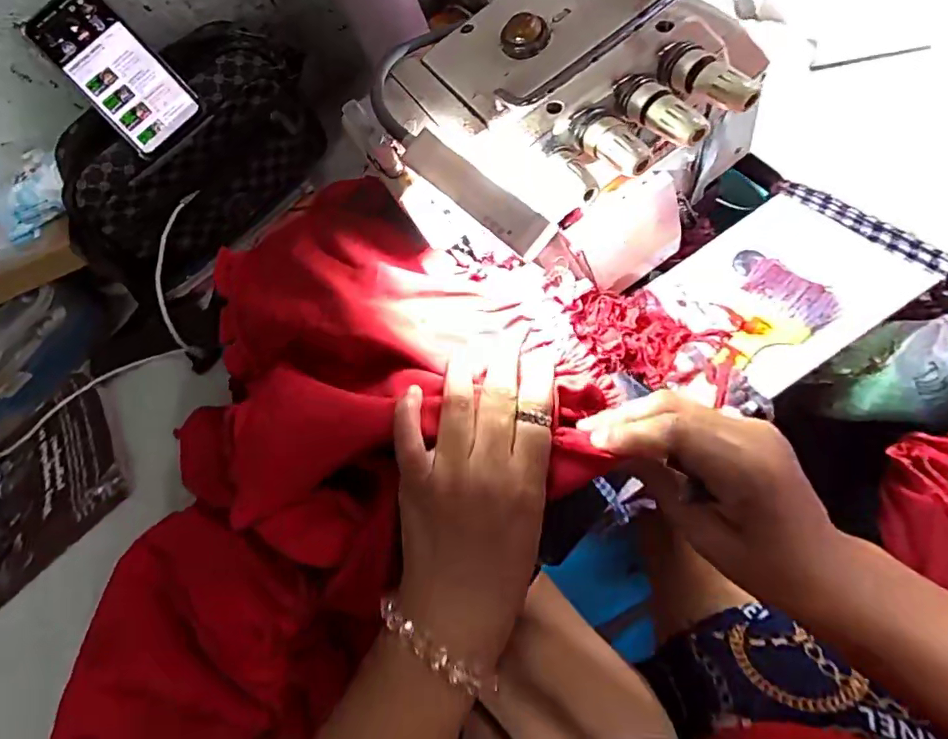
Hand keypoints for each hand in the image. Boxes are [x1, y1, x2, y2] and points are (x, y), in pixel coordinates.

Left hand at [392, 331, 553, 668]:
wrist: (454, 611)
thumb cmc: (506, 566)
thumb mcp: (535, 514)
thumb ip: (534, 464)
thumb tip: (533, 413)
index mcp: (524, 482)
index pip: (535, 412)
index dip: (538, 374)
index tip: (539, 352)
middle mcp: (487, 470)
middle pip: (499, 397)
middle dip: (506, 358)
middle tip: (508, 337)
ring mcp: (446, 472)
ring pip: (457, 404)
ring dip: (465, 369)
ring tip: (471, 349)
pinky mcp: (412, 481)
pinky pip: (408, 435)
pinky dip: (408, 408)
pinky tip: (414, 388)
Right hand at [578, 390, 845, 603]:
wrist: (824, 568)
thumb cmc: (764, 569)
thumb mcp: (703, 535)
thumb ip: (660, 484)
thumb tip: (616, 450)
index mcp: (745, 462)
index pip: (675, 429)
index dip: (629, 431)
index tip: (591, 440)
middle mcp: (750, 430)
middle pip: (675, 406)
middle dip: (627, 415)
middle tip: (587, 428)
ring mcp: (752, 423)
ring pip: (683, 404)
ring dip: (641, 414)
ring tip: (603, 428)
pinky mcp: (748, 425)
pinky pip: (696, 414)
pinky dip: (663, 421)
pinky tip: (638, 432)